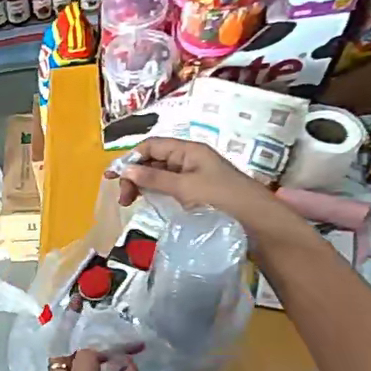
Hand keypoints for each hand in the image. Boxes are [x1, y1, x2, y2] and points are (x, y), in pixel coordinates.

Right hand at [107, 139, 308, 246]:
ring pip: (159, 175)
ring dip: (142, 185)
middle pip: (153, 160)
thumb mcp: (185, 188)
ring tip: (132, 203)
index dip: (130, 158)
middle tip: (124, 199)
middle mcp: (190, 159)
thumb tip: (125, 170)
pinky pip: (168, 187)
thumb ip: (154, 179)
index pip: (152, 146)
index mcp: (189, 151)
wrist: (258, 224)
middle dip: (134, 175)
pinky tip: (149, 204)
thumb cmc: (223, 200)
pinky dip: (155, 193)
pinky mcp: (197, 193)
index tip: (112, 177)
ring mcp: (194, 176)